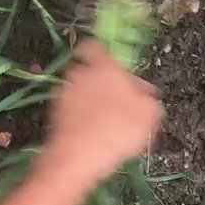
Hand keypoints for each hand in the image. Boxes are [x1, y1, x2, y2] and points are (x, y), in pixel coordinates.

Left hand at [39, 39, 162, 187]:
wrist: (78, 158)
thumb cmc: (118, 130)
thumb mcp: (149, 114)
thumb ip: (149, 99)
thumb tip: (147, 97)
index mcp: (104, 66)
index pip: (97, 47)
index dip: (105, 55)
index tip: (114, 69)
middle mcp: (80, 75)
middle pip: (90, 72)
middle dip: (102, 84)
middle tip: (119, 102)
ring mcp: (64, 95)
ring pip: (80, 93)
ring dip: (92, 103)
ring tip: (108, 123)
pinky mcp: (55, 116)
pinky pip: (73, 112)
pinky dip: (81, 118)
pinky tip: (95, 134)